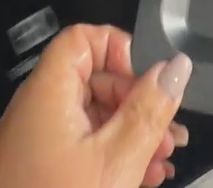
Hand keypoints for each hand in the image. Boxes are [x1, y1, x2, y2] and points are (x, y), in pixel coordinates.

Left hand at [0, 24, 193, 187]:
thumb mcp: (117, 161)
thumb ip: (149, 109)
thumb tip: (176, 64)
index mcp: (48, 92)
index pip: (82, 39)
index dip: (120, 50)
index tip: (149, 82)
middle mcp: (37, 110)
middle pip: (92, 79)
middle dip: (136, 100)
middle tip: (170, 132)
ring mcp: (36, 144)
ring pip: (91, 118)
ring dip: (131, 132)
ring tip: (165, 160)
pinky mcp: (39, 173)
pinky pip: (80, 147)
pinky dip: (112, 155)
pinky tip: (144, 178)